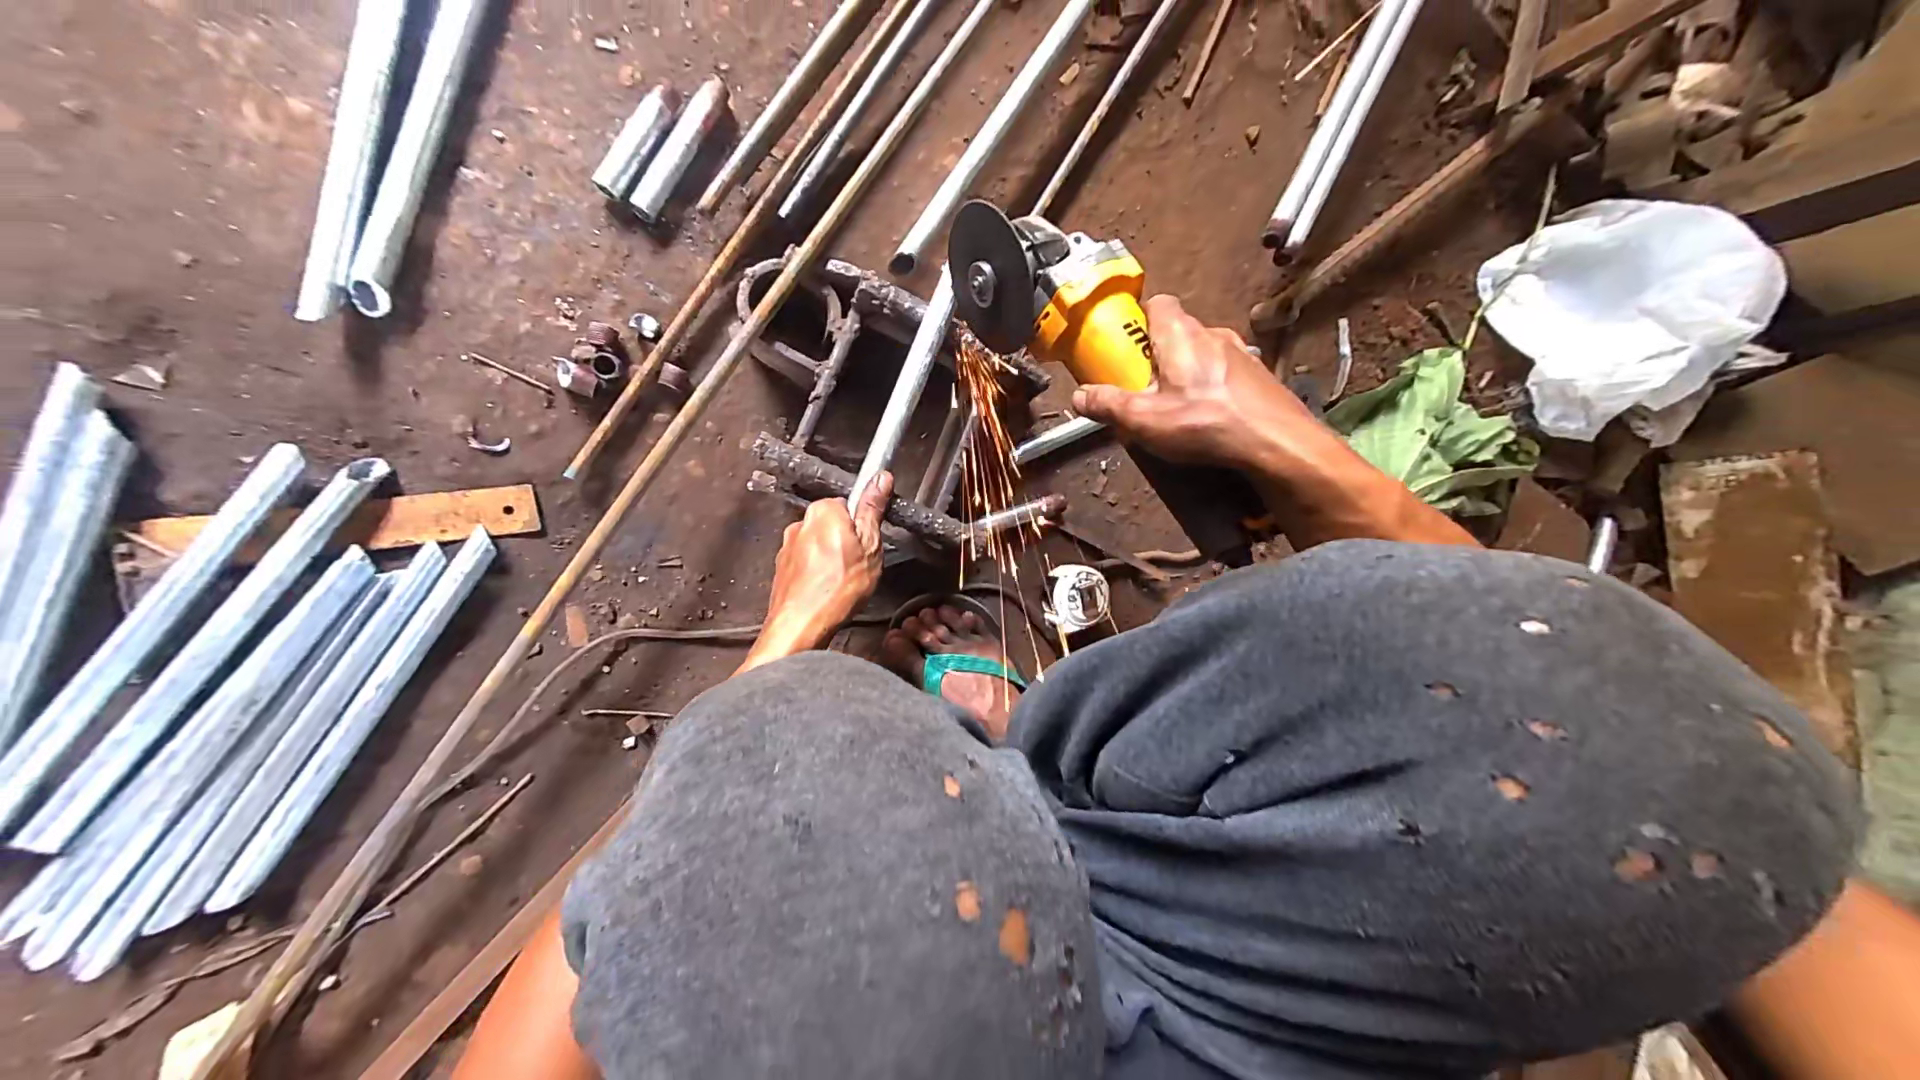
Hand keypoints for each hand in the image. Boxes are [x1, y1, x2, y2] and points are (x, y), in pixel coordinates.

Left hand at [743, 472, 892, 669]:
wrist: (801, 624)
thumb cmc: (835, 590)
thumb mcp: (870, 546)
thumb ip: (873, 509)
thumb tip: (880, 480)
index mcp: (824, 511)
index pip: (850, 503)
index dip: (864, 524)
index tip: (869, 540)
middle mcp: (801, 523)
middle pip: (834, 524)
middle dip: (847, 541)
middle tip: (861, 562)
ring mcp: (789, 546)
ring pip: (820, 545)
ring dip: (831, 558)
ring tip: (844, 581)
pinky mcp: (783, 567)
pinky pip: (808, 563)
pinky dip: (818, 573)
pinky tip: (829, 589)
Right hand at [1071, 294, 1341, 477]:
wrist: (1277, 443)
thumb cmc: (1207, 424)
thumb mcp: (1143, 420)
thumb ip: (1108, 405)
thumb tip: (1079, 396)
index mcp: (1180, 335)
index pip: (1157, 303)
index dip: (1137, 320)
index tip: (1123, 347)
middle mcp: (1212, 334)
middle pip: (1176, 333)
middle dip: (1156, 356)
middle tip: (1142, 389)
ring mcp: (1239, 353)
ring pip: (1201, 354)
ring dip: (1184, 374)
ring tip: (1173, 410)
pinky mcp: (1257, 376)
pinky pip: (1223, 374)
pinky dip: (1209, 389)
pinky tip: (1205, 419)